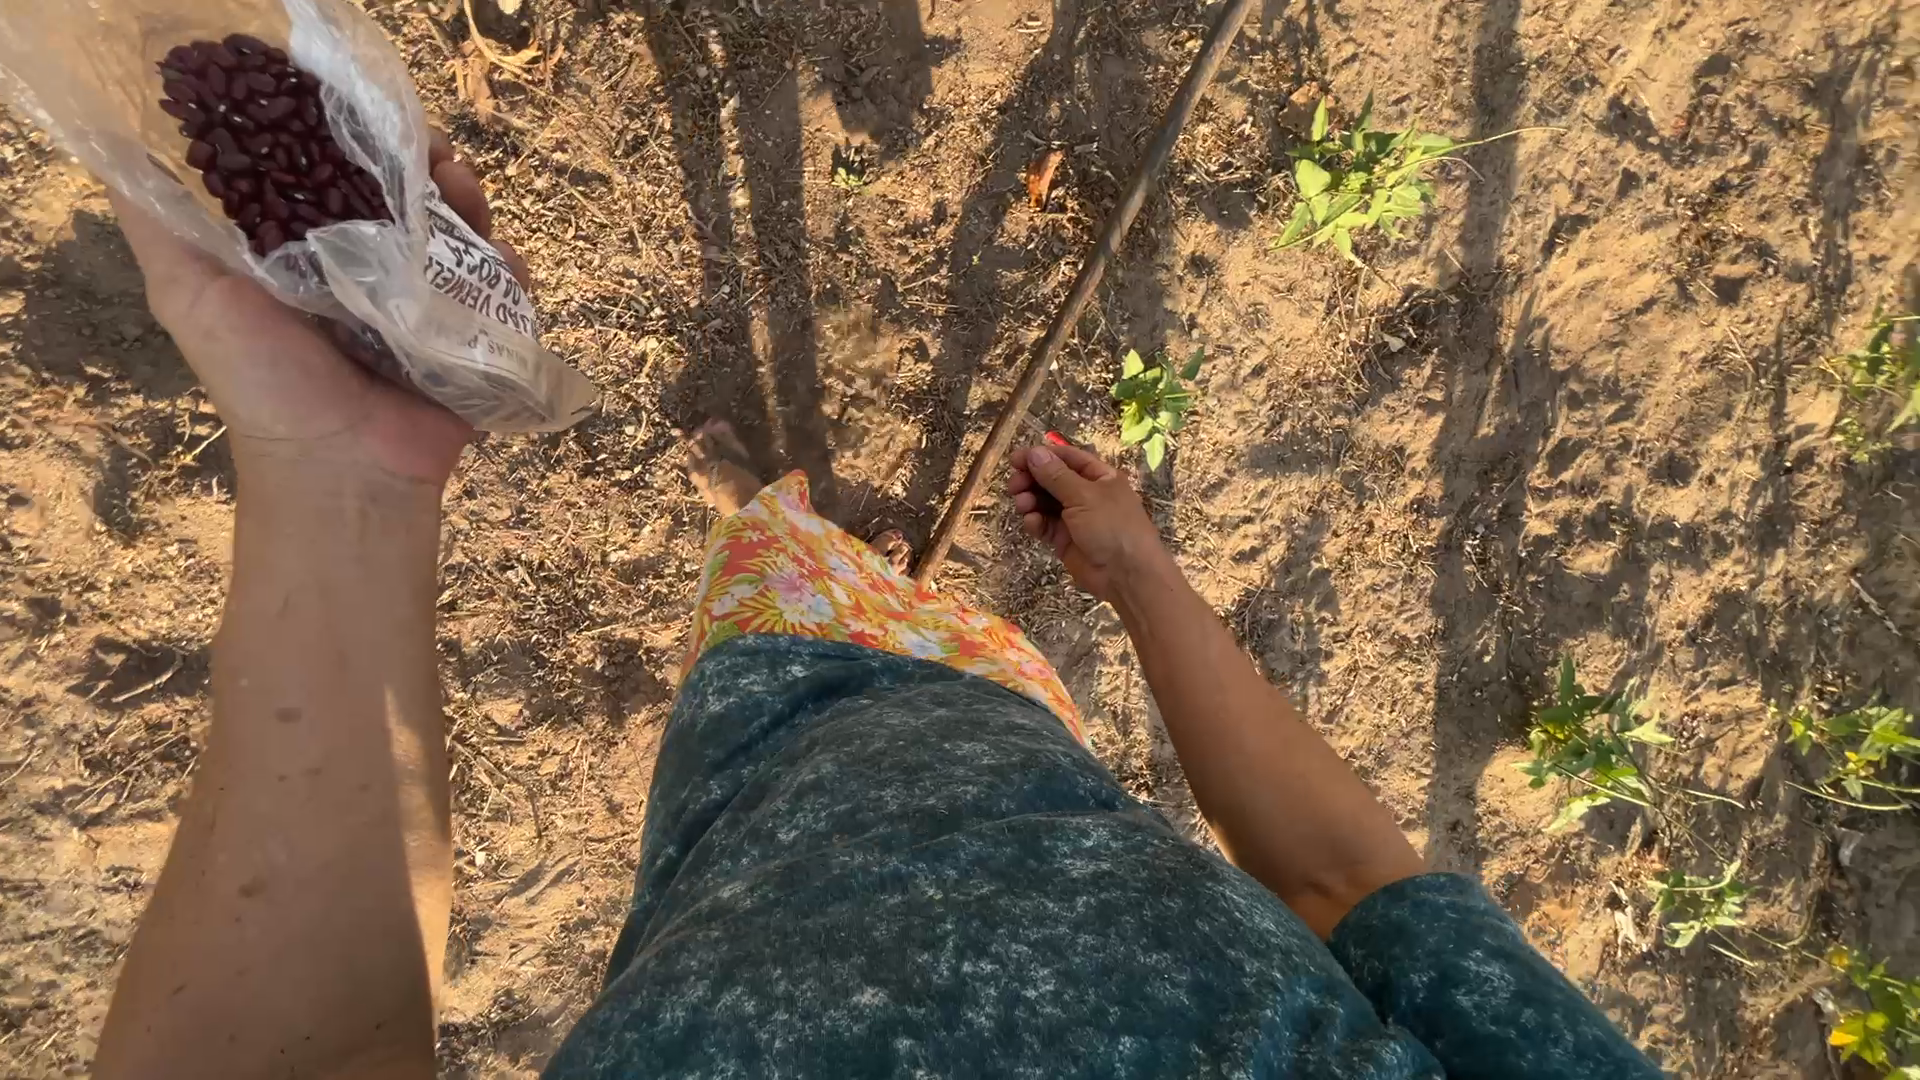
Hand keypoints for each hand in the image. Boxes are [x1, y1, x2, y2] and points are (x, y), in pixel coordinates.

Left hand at [108, 131, 525, 490]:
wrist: (347, 464)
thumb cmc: (269, 382)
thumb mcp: (191, 292)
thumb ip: (165, 221)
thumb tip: (140, 135)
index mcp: (314, 255)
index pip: (341, 179)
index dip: (359, 141)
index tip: (377, 119)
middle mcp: (376, 274)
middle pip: (411, 203)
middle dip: (430, 171)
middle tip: (443, 161)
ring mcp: (432, 308)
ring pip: (463, 241)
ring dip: (476, 211)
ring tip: (474, 199)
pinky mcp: (476, 341)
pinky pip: (504, 297)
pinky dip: (514, 275)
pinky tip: (509, 264)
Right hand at [1007, 441, 1167, 601]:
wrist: (1127, 575)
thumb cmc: (1112, 526)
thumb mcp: (1084, 495)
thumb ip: (1056, 475)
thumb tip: (1034, 452)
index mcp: (1099, 477)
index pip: (1067, 459)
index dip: (1042, 456)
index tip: (1016, 459)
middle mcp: (1086, 495)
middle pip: (1052, 480)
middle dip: (1032, 480)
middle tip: (1014, 484)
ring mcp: (1075, 518)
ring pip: (1045, 503)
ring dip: (1031, 500)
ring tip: (1022, 504)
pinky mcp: (1064, 540)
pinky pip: (1045, 525)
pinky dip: (1036, 522)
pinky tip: (1032, 522)